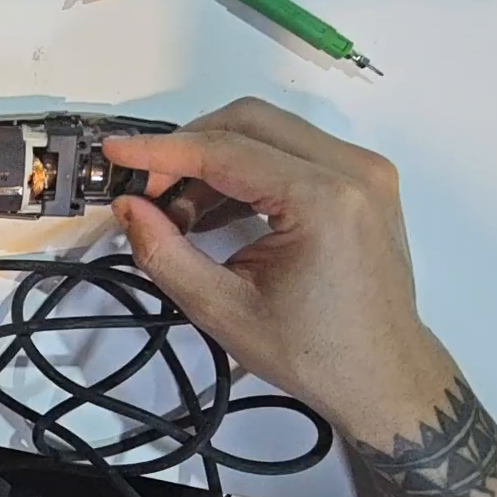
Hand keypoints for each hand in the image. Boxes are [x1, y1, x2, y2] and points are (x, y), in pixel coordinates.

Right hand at [103, 98, 455, 445]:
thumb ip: (163, 252)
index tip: (114, 152)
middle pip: (247, 121)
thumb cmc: (307, 350)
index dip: (160, 150)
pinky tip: (213, 213)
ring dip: (211, 161)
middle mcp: (352, 170)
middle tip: (149, 193)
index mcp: (323, 201)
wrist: (382, 375)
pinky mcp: (361, 180)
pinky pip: (287, 151)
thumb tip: (127, 206)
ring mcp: (363, 170)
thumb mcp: (219, 308)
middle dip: (186, 148)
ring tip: (179, 215)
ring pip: (266, 131)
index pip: (225, 150)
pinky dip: (240, 172)